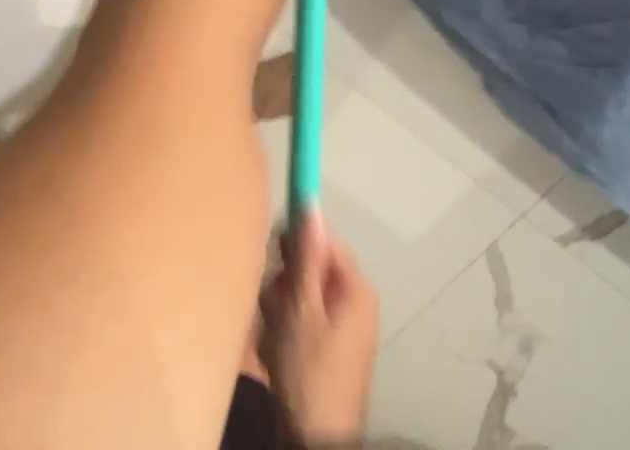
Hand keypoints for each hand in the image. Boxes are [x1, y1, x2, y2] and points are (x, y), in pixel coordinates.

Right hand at [262, 212, 380, 446]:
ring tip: (274, 335)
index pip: (324, 238)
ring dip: (277, 309)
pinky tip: (276, 350)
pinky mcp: (326, 344)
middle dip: (283, 283)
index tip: (274, 253)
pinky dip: (282, 329)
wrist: (317, 435)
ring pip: (297, 292)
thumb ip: (306, 255)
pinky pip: (298, 318)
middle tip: (275, 307)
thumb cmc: (309, 369)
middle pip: (308, 265)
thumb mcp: (302, 307)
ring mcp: (341, 323)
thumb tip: (311, 204)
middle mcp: (352, 299)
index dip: (296, 240)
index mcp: (355, 286)